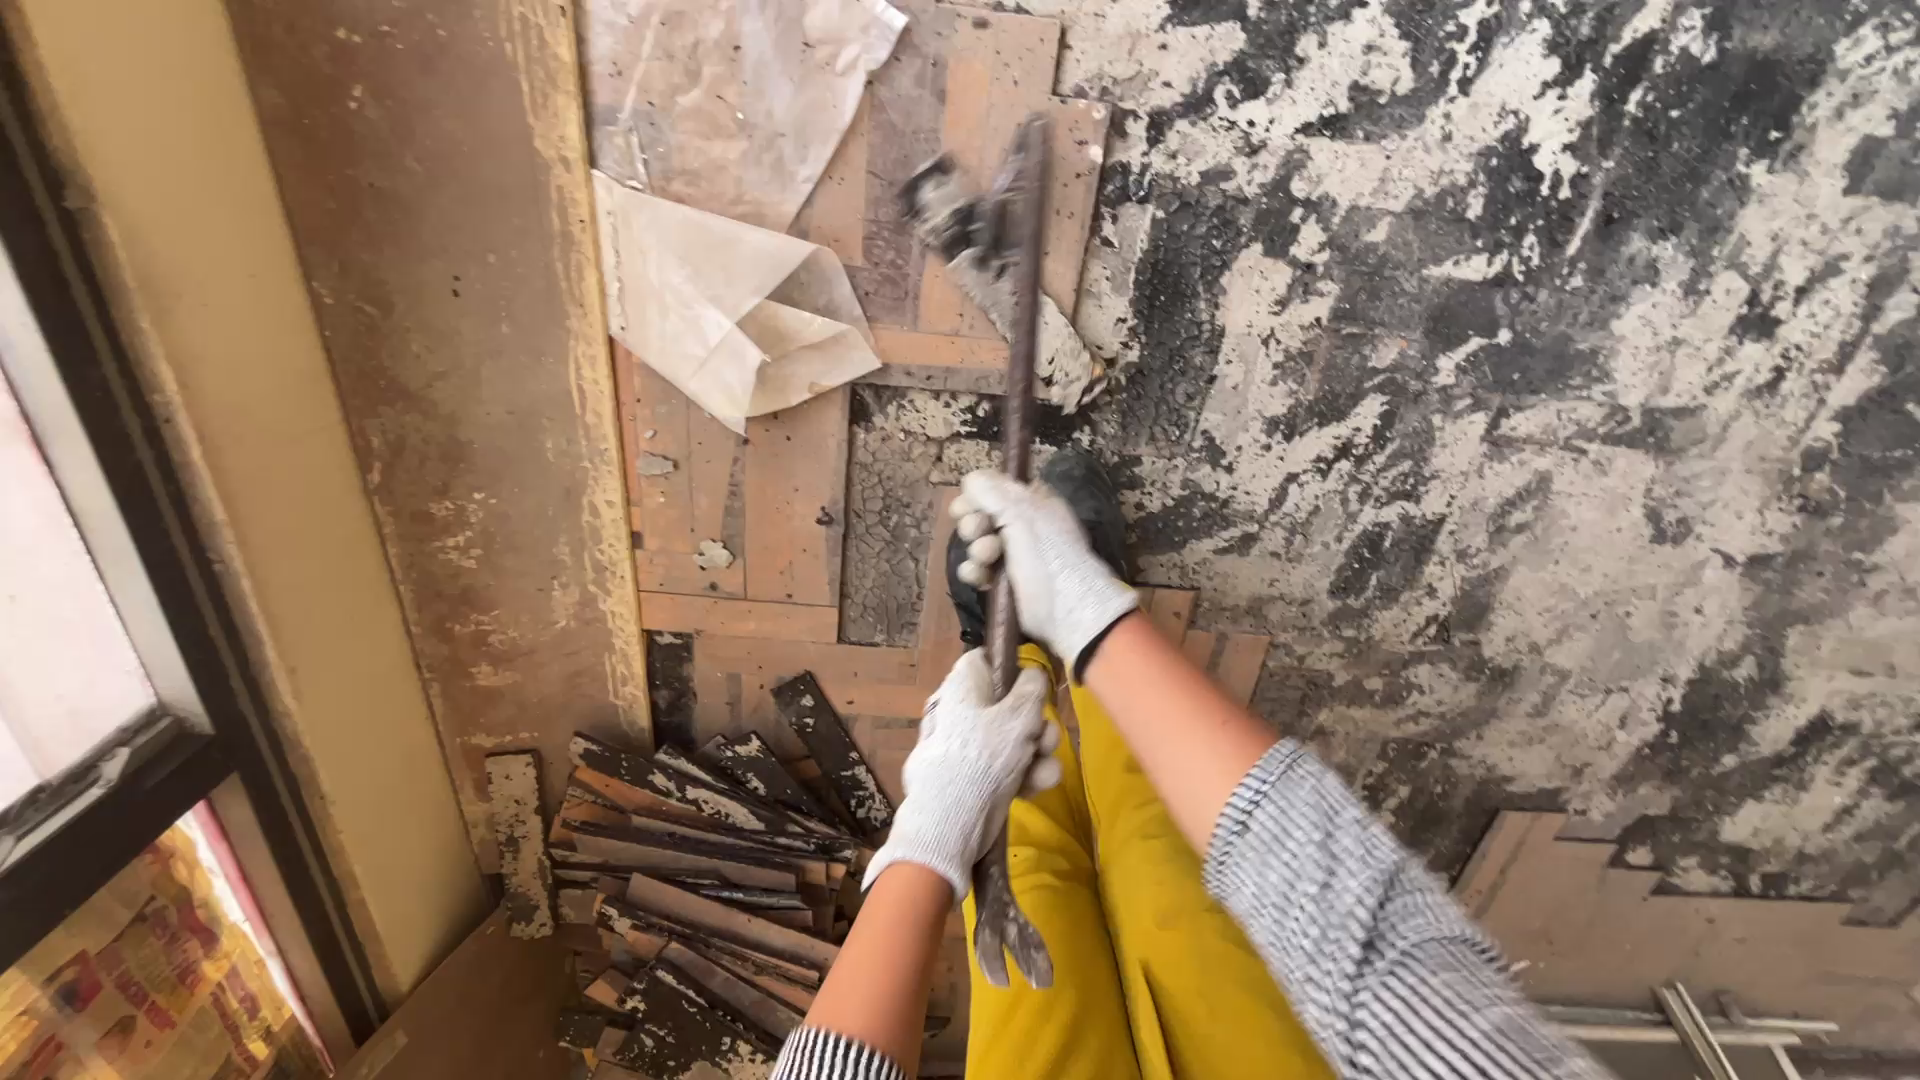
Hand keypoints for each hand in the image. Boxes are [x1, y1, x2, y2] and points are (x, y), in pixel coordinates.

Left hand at [863, 650, 1061, 899]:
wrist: (952, 819)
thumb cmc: (983, 754)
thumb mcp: (1019, 714)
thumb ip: (1033, 687)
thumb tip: (1032, 674)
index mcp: (964, 683)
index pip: (988, 659)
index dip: (1015, 669)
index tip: (1035, 686)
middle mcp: (964, 708)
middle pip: (1011, 702)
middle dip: (1037, 723)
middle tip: (1043, 739)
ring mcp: (970, 744)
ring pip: (1016, 737)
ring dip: (1038, 753)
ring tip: (1044, 768)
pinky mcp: (977, 774)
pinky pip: (1009, 764)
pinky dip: (1025, 774)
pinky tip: (1036, 786)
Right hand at [951, 470, 1137, 673]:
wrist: (1064, 609)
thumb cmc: (1047, 555)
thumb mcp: (1022, 515)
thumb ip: (993, 493)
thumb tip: (971, 477)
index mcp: (1036, 505)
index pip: (1000, 489)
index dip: (980, 495)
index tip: (965, 503)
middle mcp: (1025, 527)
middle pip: (985, 516)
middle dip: (975, 523)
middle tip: (976, 530)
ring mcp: (1015, 556)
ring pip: (979, 543)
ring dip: (977, 549)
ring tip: (986, 558)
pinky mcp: (1004, 583)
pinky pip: (979, 570)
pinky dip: (975, 571)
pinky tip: (978, 576)